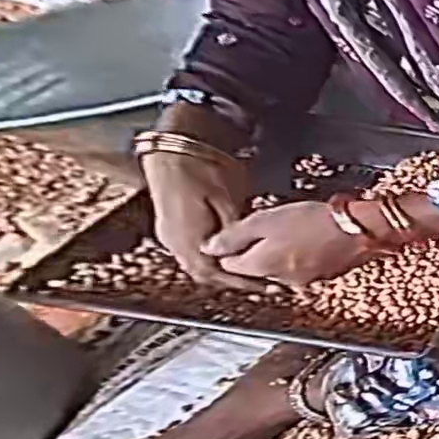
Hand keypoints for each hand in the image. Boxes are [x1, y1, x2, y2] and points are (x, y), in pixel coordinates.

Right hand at [143, 151, 269, 291]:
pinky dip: (216, 260)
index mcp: (186, 235)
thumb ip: (231, 228)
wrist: (176, 152)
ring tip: (255, 275)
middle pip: (204, 272)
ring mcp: (172, 233)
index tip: (266, 287)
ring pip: (199, 264)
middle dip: (234, 281)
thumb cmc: (202, 173)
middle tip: (265, 284)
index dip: (240, 282)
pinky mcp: (176, 226)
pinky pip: (195, 252)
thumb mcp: (225, 201)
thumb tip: (241, 251)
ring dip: (225, 272)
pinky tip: (237, 258)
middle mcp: (174, 239)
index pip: (211, 271)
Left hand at [203, 200, 374, 287]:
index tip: (237, 234)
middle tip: (268, 232)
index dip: (229, 248)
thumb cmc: (313, 220)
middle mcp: (281, 279)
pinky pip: (307, 269)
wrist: (362, 227)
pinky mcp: (330, 274)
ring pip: (282, 270)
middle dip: (257, 254)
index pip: (227, 264)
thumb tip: (208, 248)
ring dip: (283, 257)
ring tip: (293, 235)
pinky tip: (314, 241)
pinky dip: (305, 258)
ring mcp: (308, 279)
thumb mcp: (263, 220)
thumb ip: (231, 237)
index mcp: (259, 266)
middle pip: (256, 270)